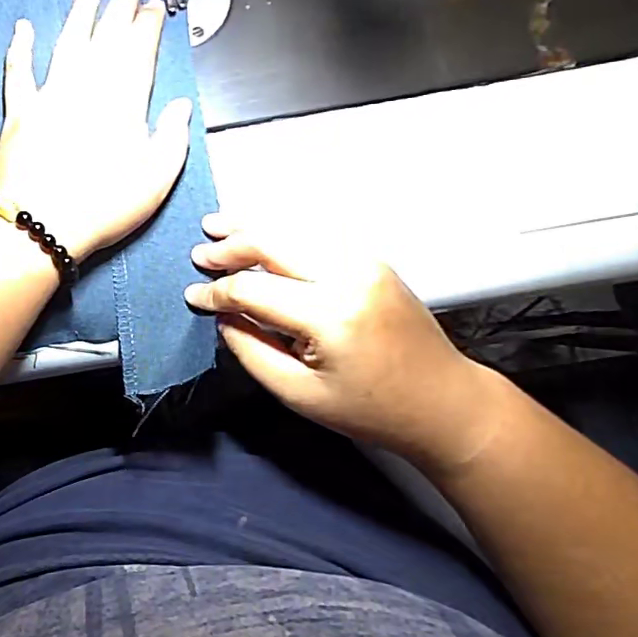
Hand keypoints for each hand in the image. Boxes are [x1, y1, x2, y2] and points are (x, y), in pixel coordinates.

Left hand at [0, 0, 193, 260]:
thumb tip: (180, 109)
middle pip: (106, 37)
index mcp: (125, 101)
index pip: (139, 50)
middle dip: (119, 8)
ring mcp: (50, 95)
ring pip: (67, 42)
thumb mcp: (157, 179)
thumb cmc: (102, 206)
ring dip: (79, 14)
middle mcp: (87, 87)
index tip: (154, 7)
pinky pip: (19, 70)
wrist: (40, 223)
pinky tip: (22, 29)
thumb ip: (173, 138)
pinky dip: (20, 48)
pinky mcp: (20, 111)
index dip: (148, 24)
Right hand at [184, 215, 506, 470]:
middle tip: (201, 254)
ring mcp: (366, 263)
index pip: (254, 289)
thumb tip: (224, 318)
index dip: (217, 293)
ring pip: (297, 228)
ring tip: (221, 226)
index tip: (193, 296)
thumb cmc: (372, 410)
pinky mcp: (374, 262)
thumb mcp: (299, 395)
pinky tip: (266, 232)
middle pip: (275, 242)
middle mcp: (350, 276)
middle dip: (231, 246)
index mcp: (331, 315)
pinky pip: (320, 234)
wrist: (443, 402)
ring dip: (256, 227)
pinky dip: (287, 230)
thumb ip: (252, 351)